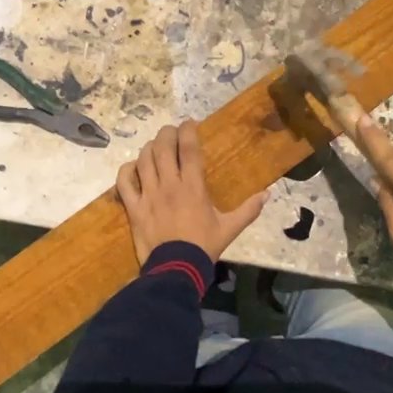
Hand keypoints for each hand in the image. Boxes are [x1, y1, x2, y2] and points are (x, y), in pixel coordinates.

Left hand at [116, 121, 267, 263]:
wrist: (177, 269)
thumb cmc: (204, 246)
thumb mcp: (230, 228)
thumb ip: (249, 209)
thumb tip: (268, 194)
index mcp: (193, 186)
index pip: (188, 148)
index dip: (188, 131)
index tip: (189, 123)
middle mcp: (169, 184)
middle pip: (162, 147)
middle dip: (166, 134)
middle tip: (171, 133)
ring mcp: (148, 195)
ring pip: (143, 160)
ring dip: (148, 148)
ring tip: (154, 147)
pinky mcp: (134, 207)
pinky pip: (124, 182)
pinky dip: (127, 170)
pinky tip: (133, 168)